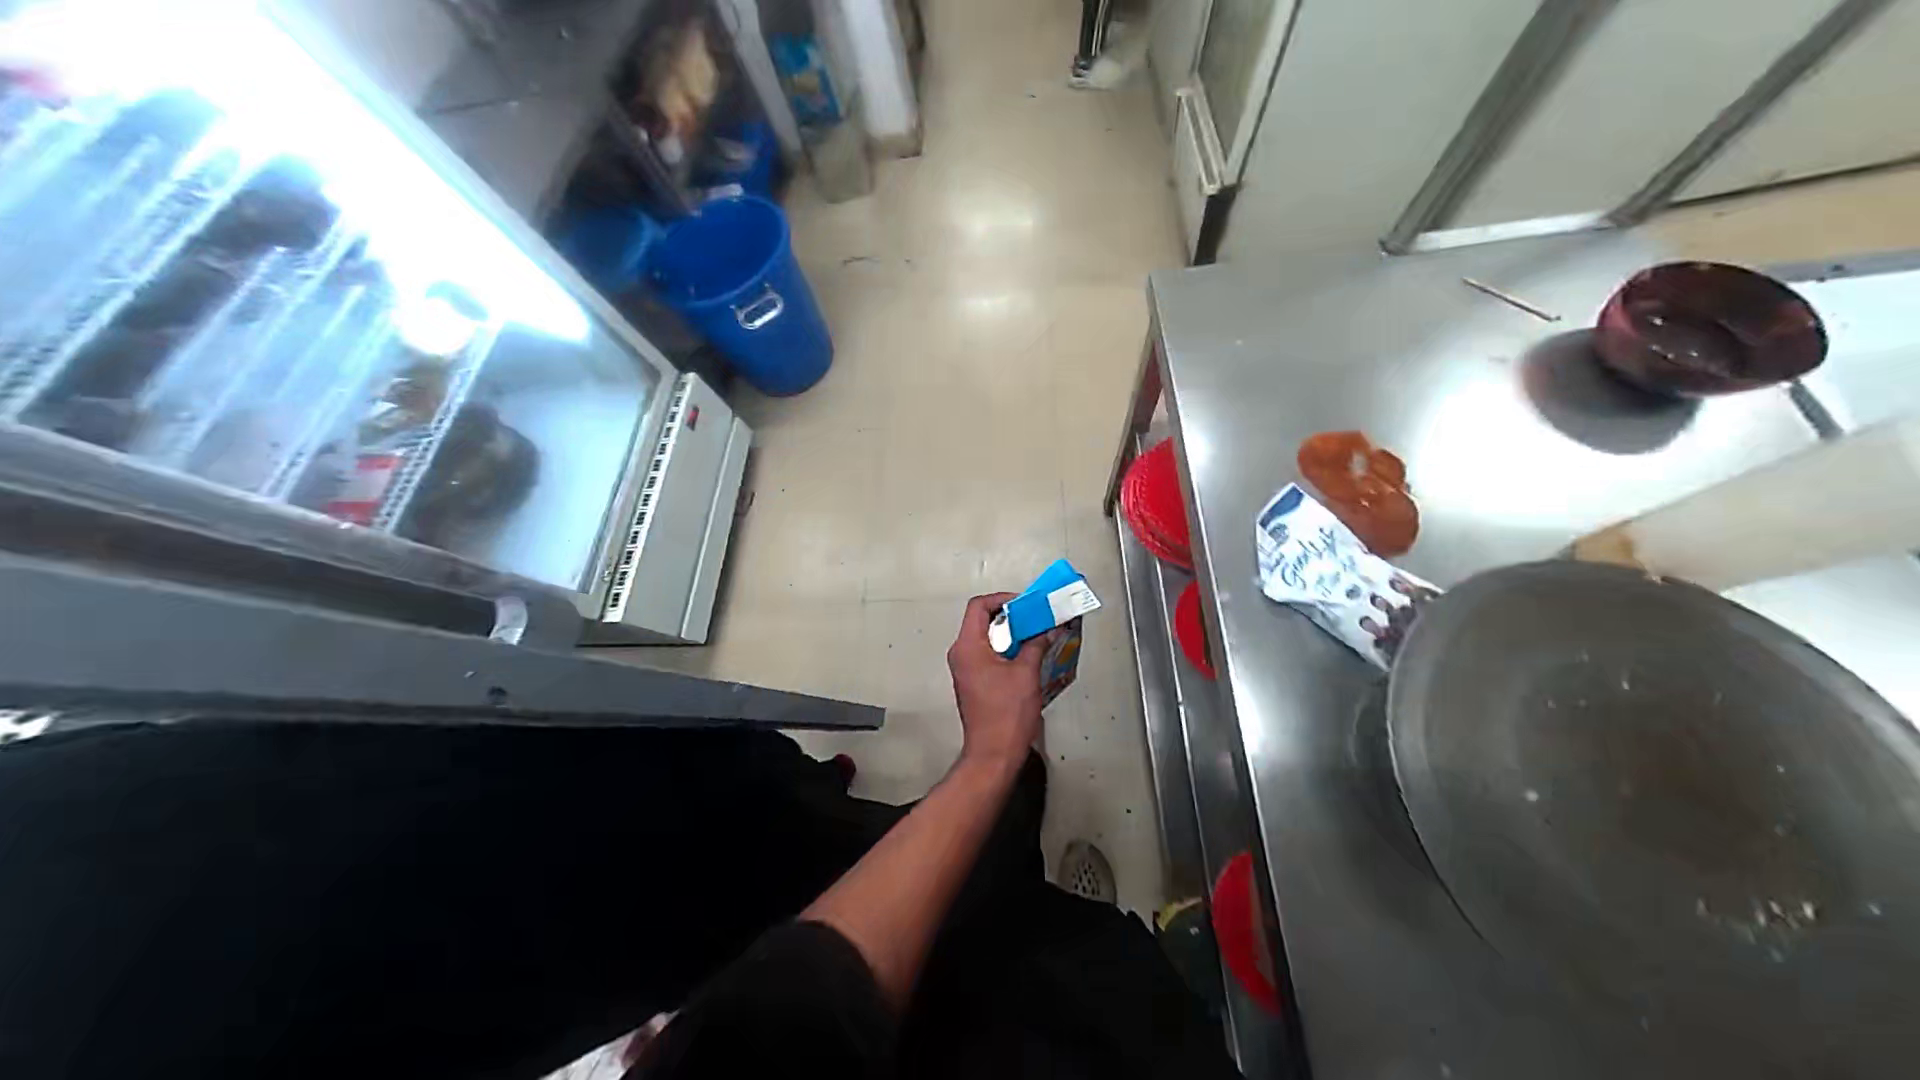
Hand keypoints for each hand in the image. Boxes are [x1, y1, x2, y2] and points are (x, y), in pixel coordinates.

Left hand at [947, 593, 1052, 770]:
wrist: (993, 753)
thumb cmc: (1006, 714)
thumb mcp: (1026, 674)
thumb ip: (1035, 645)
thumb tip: (1045, 630)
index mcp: (968, 646)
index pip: (979, 607)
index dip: (1002, 600)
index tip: (1025, 605)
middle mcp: (961, 654)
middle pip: (981, 620)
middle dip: (1010, 616)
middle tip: (1035, 617)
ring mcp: (965, 668)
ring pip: (986, 638)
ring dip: (1010, 633)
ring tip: (1036, 634)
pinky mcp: (973, 681)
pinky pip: (987, 654)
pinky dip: (1006, 649)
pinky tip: (1027, 654)